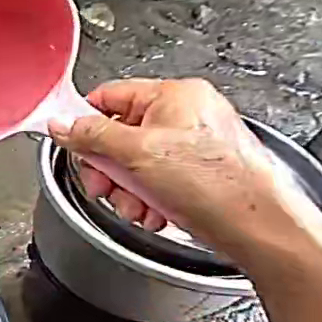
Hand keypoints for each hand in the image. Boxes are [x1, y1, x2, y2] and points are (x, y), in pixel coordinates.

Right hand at [48, 78, 321, 265]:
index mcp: (174, 95)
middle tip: (105, 186)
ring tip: (136, 205)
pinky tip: (153, 212)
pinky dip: (147, 199)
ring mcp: (192, 146)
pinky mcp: (196, 174)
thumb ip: (92, 136)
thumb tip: (63, 125)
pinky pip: (155, 181)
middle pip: (119, 134)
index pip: (109, 96)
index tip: (71, 143)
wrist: (258, 226)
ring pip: (134, 163)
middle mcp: (185, 116)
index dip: (85, 121)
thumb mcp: (137, 153)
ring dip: (126, 190)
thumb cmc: (216, 184)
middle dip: (108, 168)